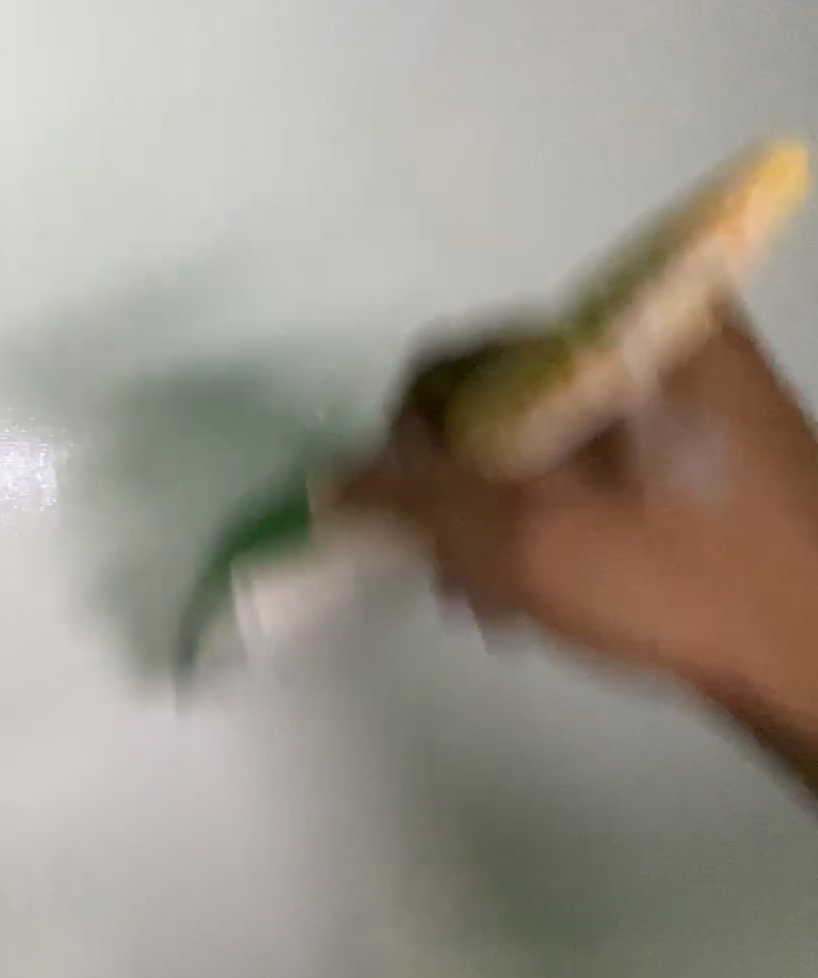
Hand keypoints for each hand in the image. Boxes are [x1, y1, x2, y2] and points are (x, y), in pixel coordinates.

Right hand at [340, 306, 817, 715]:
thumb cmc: (658, 575)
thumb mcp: (498, 528)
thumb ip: (397, 491)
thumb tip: (327, 481)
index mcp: (618, 341)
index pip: (451, 367)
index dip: (405, 441)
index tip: (410, 511)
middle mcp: (652, 351)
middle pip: (485, 410)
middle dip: (445, 494)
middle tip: (442, 564)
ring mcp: (681, 404)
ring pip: (525, 448)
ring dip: (481, 520)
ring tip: (481, 592)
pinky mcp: (695, 453)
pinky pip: (574, 472)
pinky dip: (533, 523)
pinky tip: (526, 585)